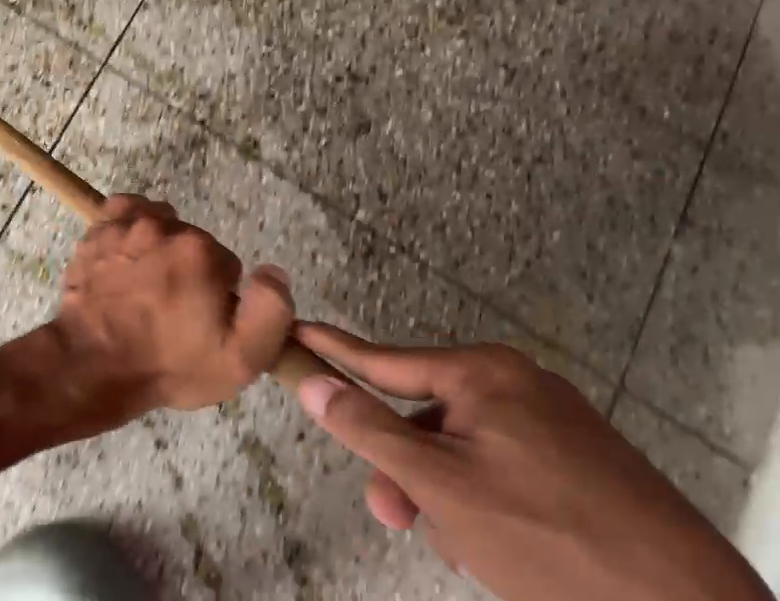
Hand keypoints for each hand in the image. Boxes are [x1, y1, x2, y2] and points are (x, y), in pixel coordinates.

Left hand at [46, 195, 293, 432]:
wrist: (94, 363)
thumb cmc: (170, 364)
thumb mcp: (242, 358)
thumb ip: (271, 311)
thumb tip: (274, 273)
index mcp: (202, 252)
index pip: (227, 265)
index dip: (219, 293)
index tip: (203, 318)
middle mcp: (162, 228)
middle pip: (192, 244)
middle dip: (190, 270)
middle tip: (174, 307)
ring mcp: (124, 226)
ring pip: (160, 224)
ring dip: (160, 246)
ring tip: (149, 283)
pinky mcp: (95, 232)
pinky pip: (123, 209)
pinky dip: (130, 222)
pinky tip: (130, 248)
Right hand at [295, 323, 773, 600]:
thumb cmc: (548, 535)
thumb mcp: (439, 483)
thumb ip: (366, 428)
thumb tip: (311, 382)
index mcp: (485, 375)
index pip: (382, 358)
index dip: (331, 350)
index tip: (291, 330)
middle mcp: (521, 386)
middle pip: (423, 414)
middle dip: (402, 466)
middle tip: (395, 516)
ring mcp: (558, 425)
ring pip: (461, 448)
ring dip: (441, 492)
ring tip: (459, 546)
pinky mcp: (585, 464)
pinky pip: (504, 466)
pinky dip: (483, 499)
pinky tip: (492, 545)